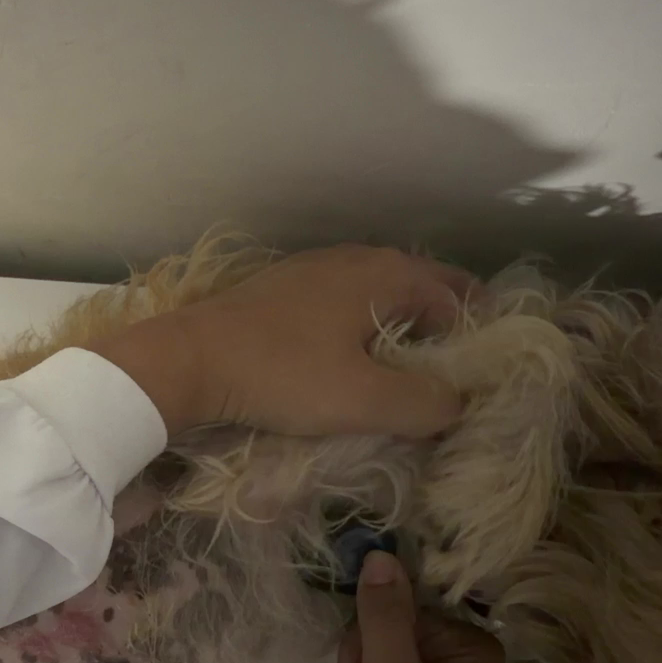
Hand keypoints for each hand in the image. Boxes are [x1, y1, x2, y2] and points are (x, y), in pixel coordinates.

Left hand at [89, 245, 474, 435]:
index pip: (457, 298)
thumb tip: (458, 404)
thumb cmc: (282, 375)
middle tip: (445, 375)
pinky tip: (338, 358)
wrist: (187, 361)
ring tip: (397, 370)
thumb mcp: (366, 401)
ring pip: (370, 296)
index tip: (474, 380)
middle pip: (416, 289)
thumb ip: (427, 403)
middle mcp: (352, 259)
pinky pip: (331, 306)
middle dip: (436, 328)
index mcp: (386, 273)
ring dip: (391, 327)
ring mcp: (307, 271)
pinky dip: (349, 328)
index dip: (474, 338)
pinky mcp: (273, 292)